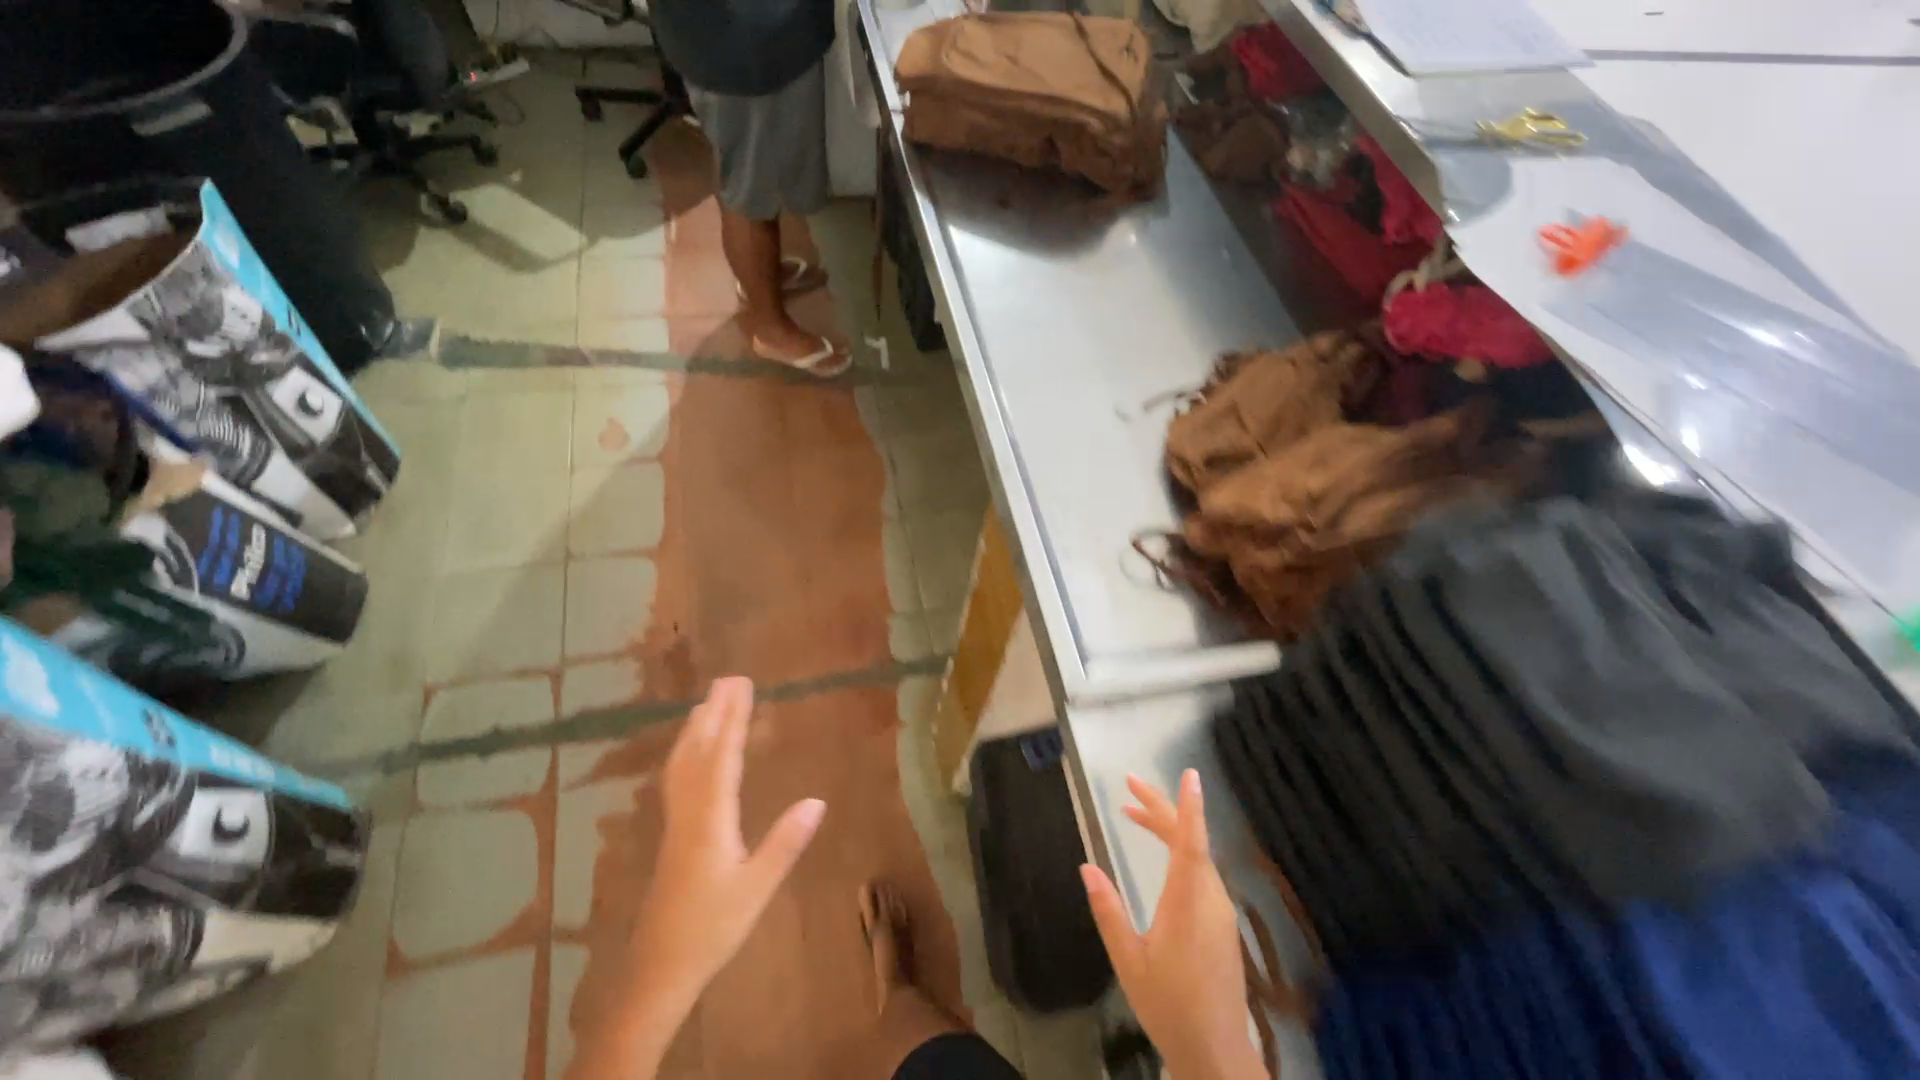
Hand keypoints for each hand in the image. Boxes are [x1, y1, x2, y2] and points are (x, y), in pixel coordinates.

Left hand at [631, 676, 825, 1001]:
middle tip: (727, 679)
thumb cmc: (714, 927)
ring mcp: (676, 823)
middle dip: (714, 713)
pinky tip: (690, 756)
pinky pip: (677, 780)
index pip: (723, 758)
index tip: (742, 686)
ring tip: (706, 703)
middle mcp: (689, 812)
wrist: (661, 965)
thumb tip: (817, 800)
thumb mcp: (757, 887)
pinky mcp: (672, 836)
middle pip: (698, 752)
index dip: (733, 719)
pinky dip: (686, 754)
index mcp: (711, 820)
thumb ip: (785, 843)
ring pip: (682, 765)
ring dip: (695, 730)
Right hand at [1082, 771, 1263, 1079]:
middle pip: (1190, 842)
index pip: (1190, 843)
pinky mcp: (1221, 924)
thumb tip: (1087, 867)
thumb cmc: (1167, 1004)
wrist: (1214, 1049)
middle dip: (1161, 809)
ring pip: (1197, 858)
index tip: (1189, 775)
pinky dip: (1179, 854)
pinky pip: (1201, 875)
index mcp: (1188, 903)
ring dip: (1169, 831)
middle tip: (1130, 784)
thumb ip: (1109, 911)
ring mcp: (1219, 912)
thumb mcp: (1127, 959)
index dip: (1188, 807)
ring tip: (1135, 813)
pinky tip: (1163, 856)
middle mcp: (1210, 900)